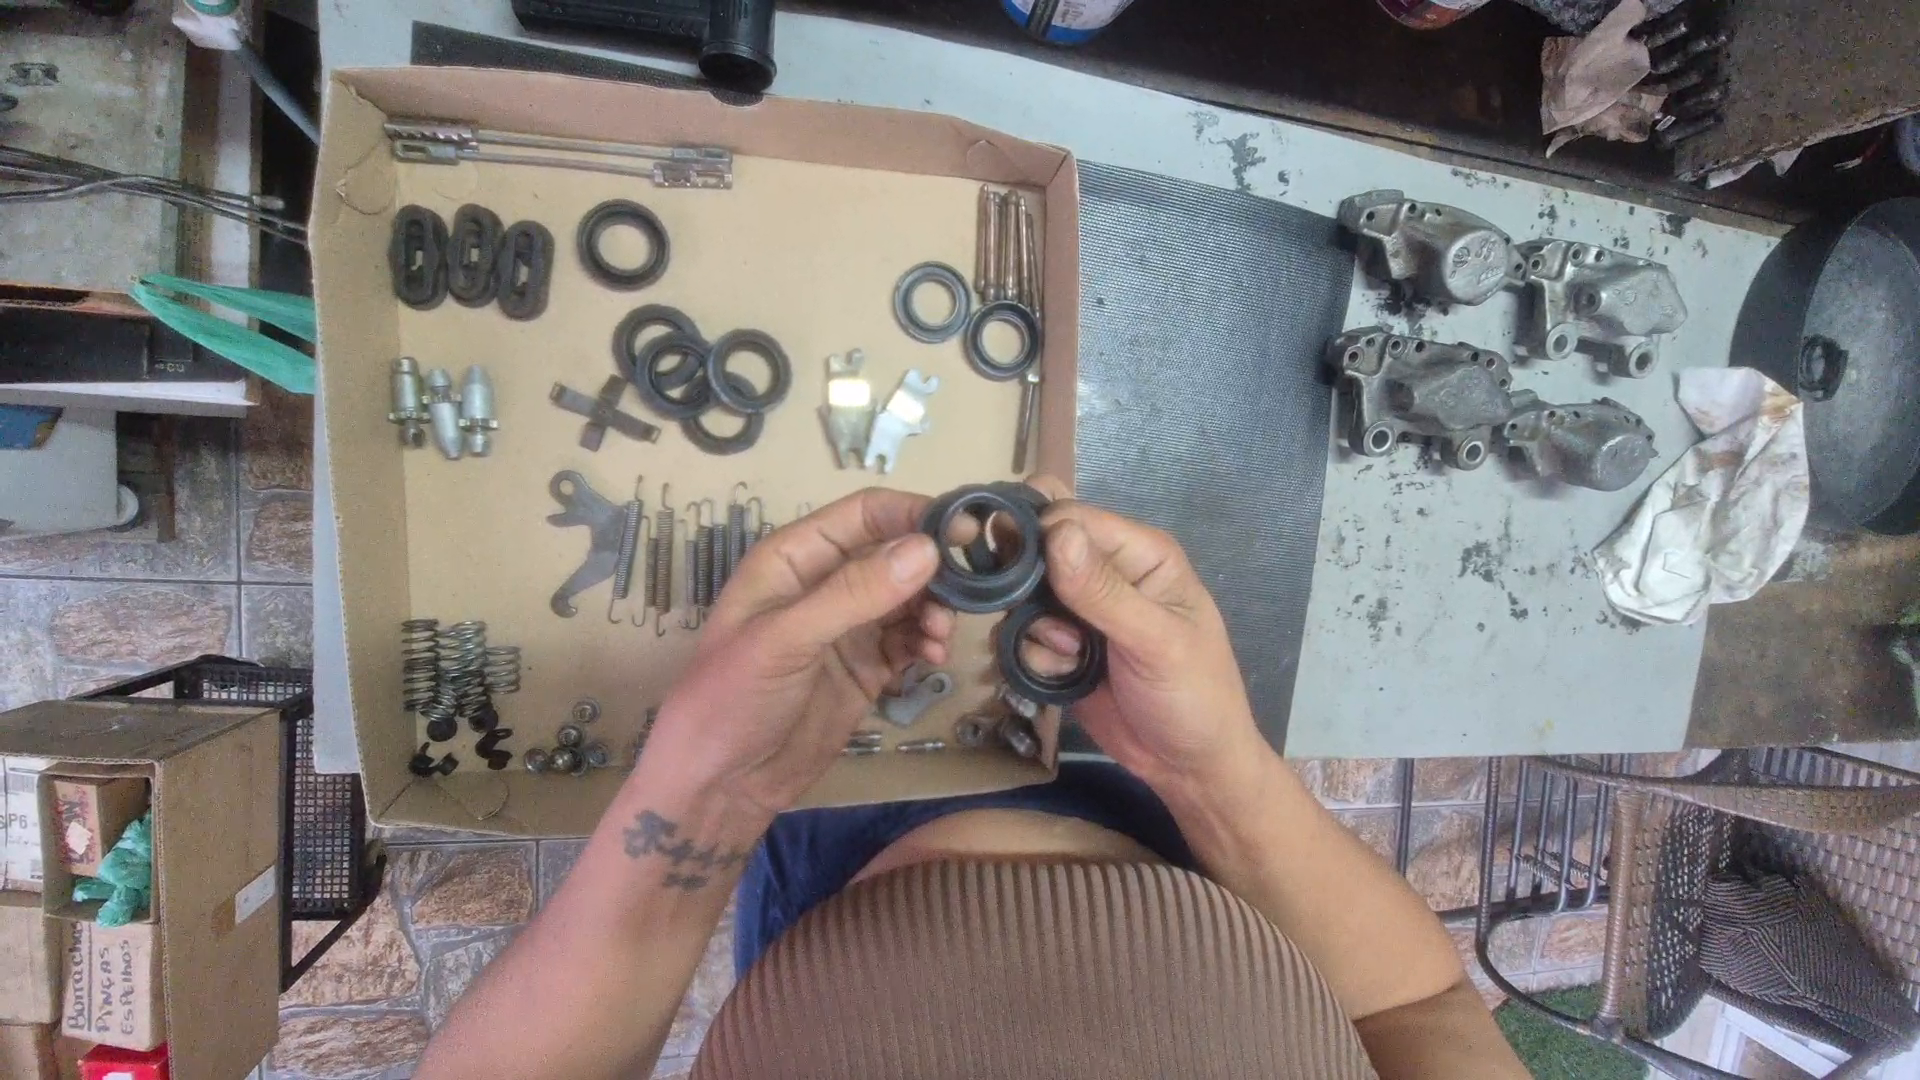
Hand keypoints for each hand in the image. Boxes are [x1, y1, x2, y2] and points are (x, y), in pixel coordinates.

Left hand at [643, 489, 951, 818]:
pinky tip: (932, 659)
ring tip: (938, 638)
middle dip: (933, 569)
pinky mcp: (867, 666)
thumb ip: (855, 593)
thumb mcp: (786, 640)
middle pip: (897, 553)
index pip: (865, 514)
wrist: (720, 786)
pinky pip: (910, 640)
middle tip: (966, 593)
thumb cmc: (731, 699)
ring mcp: (850, 626)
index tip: (965, 532)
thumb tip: (926, 550)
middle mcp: (827, 583)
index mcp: (796, 558)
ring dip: (935, 610)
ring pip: (910, 598)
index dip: (914, 514)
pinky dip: (928, 643)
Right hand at [1020, 477, 1270, 798]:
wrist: (1189, 767)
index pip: (1072, 518)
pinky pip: (1024, 636)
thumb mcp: (1156, 642)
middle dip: (1028, 585)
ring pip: (1024, 596)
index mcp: (1140, 553)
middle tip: (1044, 620)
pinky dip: (1035, 657)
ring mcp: (1081, 610)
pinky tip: (1066, 676)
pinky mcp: (1062, 646)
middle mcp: (1106, 571)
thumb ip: (1103, 590)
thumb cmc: (1193, 696)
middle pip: (1039, 551)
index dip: (1039, 537)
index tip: (1021, 572)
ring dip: (1035, 628)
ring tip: (1069, 654)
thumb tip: (1055, 534)